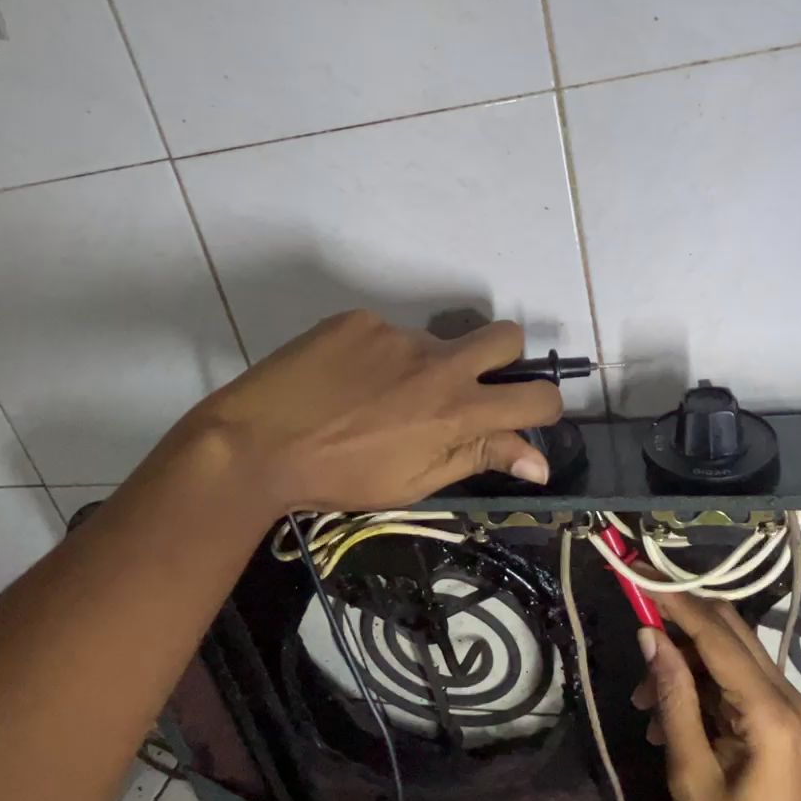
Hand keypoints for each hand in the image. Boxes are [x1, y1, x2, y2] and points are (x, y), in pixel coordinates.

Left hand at [161, 310, 563, 512]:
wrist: (256, 444)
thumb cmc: (340, 477)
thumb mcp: (416, 481)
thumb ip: (479, 458)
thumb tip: (539, 460)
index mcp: (456, 411)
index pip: (537, 397)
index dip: (544, 407)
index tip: (526, 417)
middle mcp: (438, 362)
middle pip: (507, 337)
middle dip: (506, 358)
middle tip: (472, 385)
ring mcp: (397, 334)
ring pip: (436, 341)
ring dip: (426, 365)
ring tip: (379, 395)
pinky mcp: (359, 319)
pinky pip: (387, 334)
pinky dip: (379, 356)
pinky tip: (345, 381)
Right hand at [633, 592, 800, 800]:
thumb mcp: (691, 774)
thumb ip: (673, 698)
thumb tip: (650, 636)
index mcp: (769, 708)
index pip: (714, 631)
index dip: (672, 598)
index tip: (634, 573)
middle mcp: (786, 696)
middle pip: (727, 631)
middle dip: (676, 625)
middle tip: (633, 633)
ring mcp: (789, 711)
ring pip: (729, 658)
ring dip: (684, 664)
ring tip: (643, 706)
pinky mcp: (783, 727)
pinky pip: (736, 687)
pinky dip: (700, 690)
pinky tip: (668, 724)